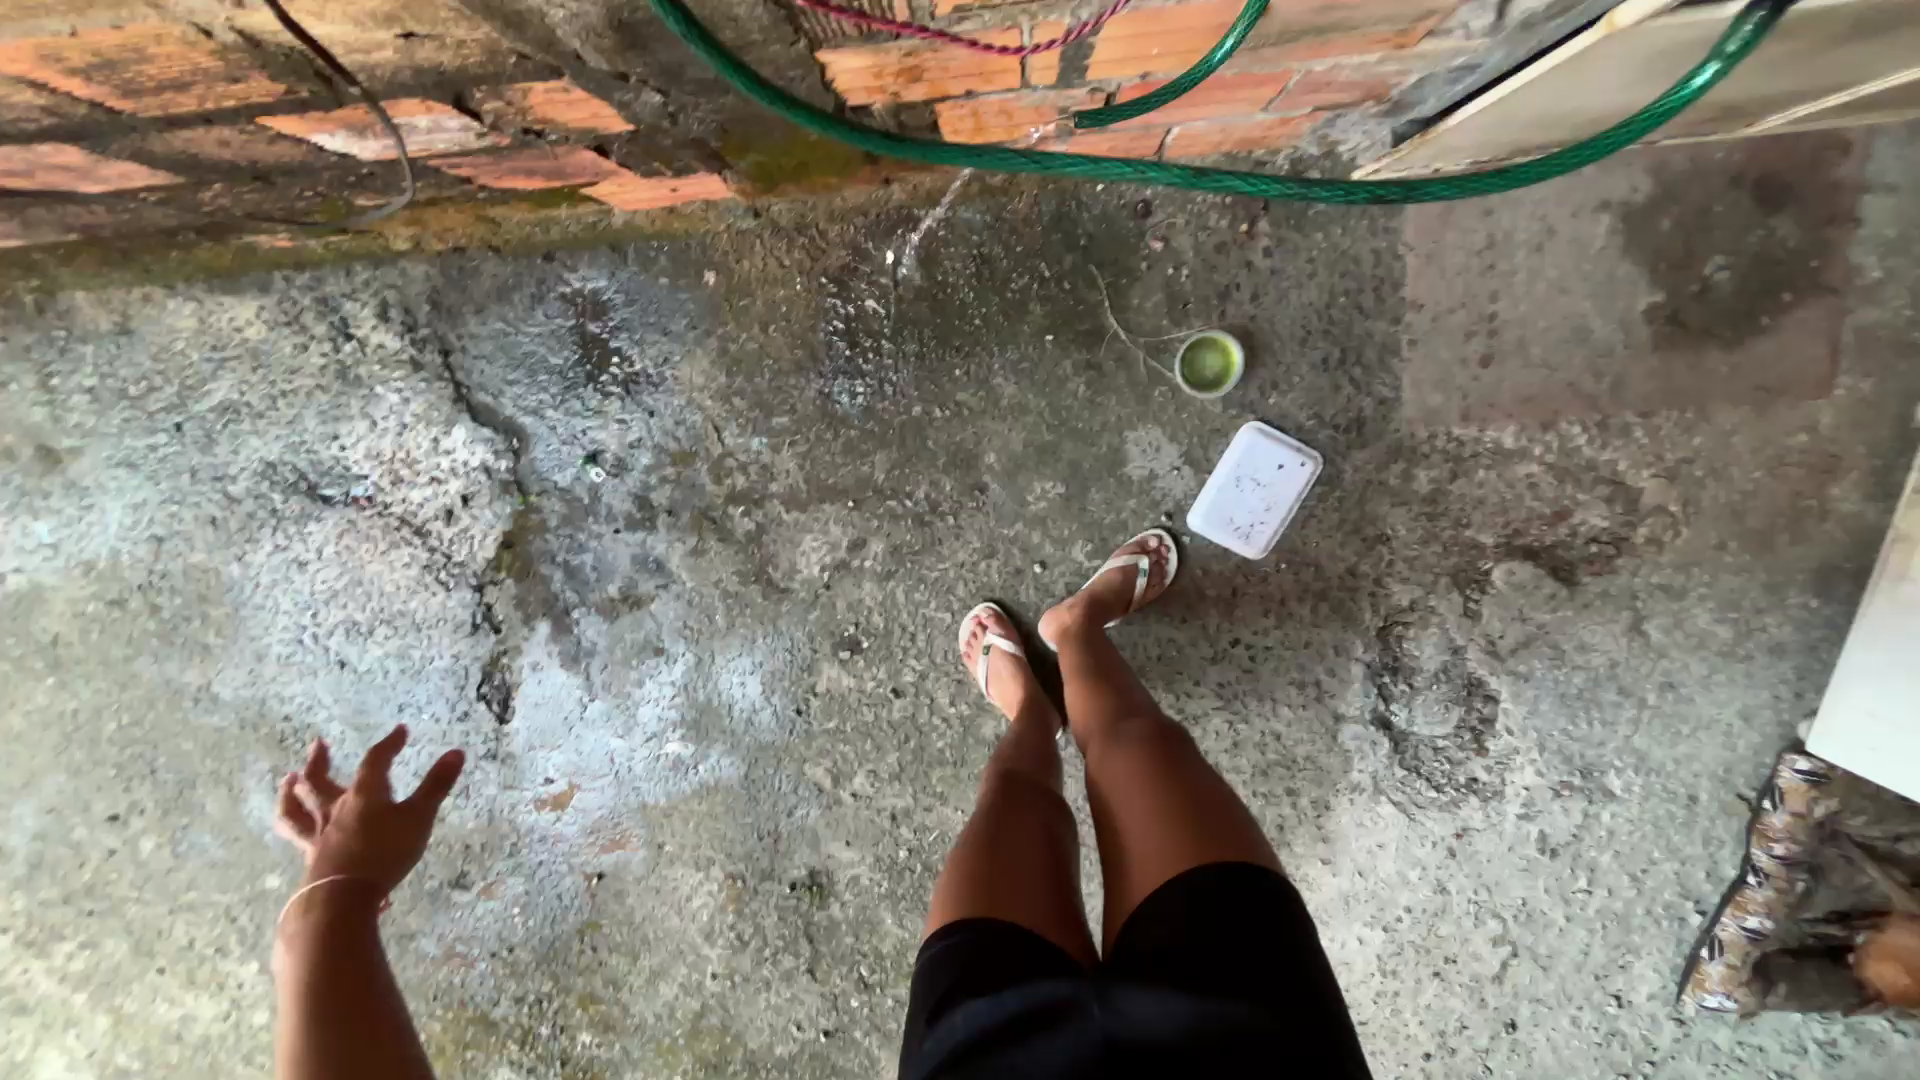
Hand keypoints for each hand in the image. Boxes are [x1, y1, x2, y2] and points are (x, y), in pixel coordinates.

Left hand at [275, 724, 464, 895]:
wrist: (342, 896)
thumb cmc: (386, 851)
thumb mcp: (420, 816)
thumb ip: (436, 785)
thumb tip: (456, 752)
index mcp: (365, 794)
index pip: (376, 760)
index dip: (389, 743)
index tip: (400, 731)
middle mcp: (336, 808)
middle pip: (320, 780)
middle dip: (321, 760)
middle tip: (319, 743)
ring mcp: (319, 832)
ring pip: (298, 806)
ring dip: (292, 790)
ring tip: (289, 779)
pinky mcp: (310, 854)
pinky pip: (296, 832)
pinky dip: (291, 820)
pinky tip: (292, 819)